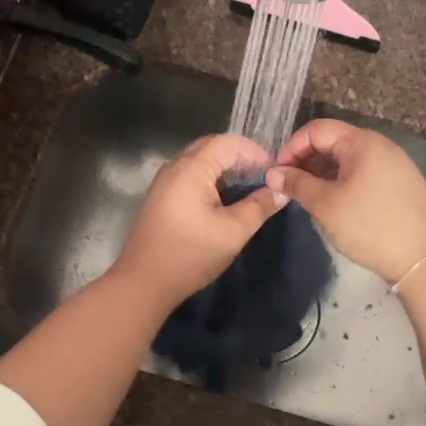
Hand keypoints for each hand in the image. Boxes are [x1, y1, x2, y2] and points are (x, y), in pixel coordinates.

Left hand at [108, 134, 287, 305]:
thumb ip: (259, 206)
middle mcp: (174, 166)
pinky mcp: (161, 196)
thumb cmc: (190, 255)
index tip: (274, 172)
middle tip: (263, 176)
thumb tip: (281, 190)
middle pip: (212, 146)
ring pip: (200, 160)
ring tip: (248, 186)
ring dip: (225, 167)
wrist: (144, 282)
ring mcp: (164, 181)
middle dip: (240, 156)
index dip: (254, 152)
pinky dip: (211, 178)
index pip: (228, 143)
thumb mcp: (233, 232)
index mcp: (191, 168)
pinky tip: (223, 199)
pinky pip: (190, 174)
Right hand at [266, 119, 425, 283]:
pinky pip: (364, 172)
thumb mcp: (326, 205)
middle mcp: (380, 145)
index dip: (291, 148)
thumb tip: (272, 173)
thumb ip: (297, 184)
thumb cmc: (370, 226)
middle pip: (333, 141)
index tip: (277, 173)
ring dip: (323, 173)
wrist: (424, 259)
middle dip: (306, 160)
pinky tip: (335, 203)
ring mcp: (394, 164)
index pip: (316, 130)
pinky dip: (343, 181)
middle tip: (289, 187)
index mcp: (362, 142)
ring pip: (348, 159)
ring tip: (308, 197)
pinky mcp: (402, 183)